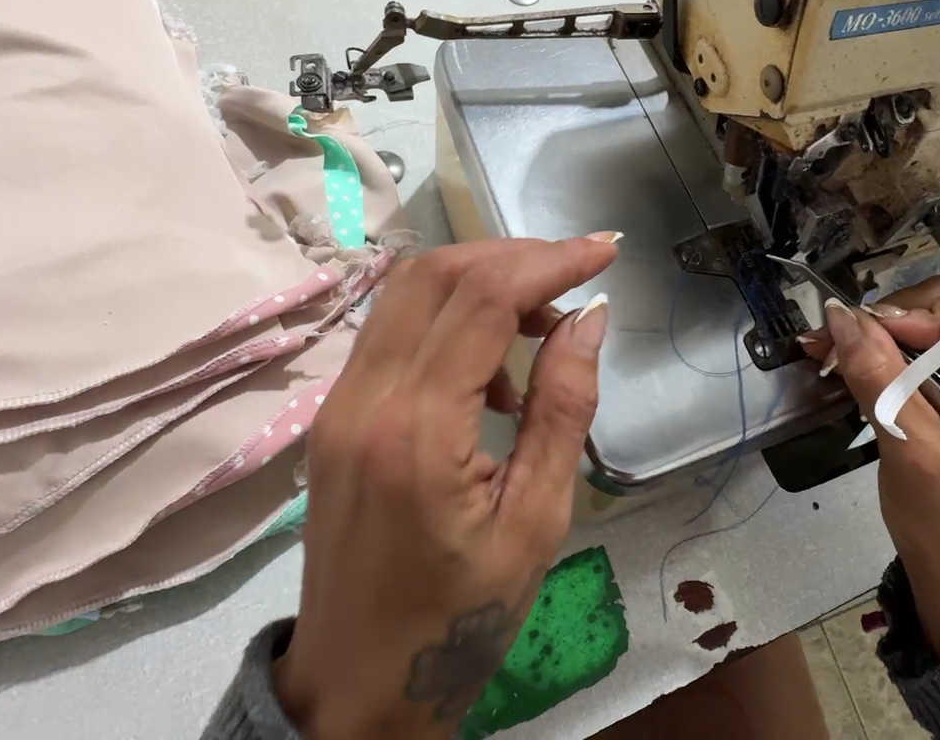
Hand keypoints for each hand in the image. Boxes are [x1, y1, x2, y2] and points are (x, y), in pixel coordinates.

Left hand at [273, 236, 617, 737]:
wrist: (354, 689)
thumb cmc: (459, 619)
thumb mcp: (536, 521)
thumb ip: (563, 408)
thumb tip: (590, 319)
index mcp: (416, 432)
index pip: (482, 300)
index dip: (548, 261)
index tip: (604, 251)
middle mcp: (363, 399)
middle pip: (434, 274)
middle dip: (513, 256)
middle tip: (574, 275)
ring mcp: (337, 403)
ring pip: (407, 291)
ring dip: (480, 280)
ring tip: (541, 324)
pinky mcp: (335, 413)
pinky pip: (394, 329)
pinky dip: (450, 316)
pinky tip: (492, 370)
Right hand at [805, 267, 939, 659]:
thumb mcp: (916, 455)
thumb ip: (881, 381)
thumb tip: (840, 318)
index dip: (933, 310)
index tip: (884, 340)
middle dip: (893, 321)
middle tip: (841, 344)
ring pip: (924, 321)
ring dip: (875, 334)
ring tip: (829, 351)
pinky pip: (912, 348)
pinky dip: (874, 350)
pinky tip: (839, 358)